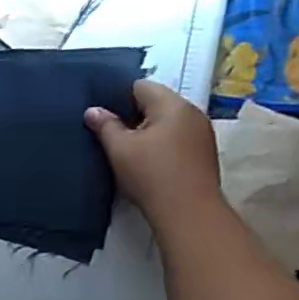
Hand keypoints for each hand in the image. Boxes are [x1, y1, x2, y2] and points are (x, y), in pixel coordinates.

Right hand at [84, 79, 223, 229]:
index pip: (141, 86)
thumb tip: (93, 110)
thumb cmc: (151, 175)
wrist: (188, 212)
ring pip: (169, 123)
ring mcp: (202, 134)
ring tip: (130, 153)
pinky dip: (163, 146)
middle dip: (134, 116)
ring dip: (150, 133)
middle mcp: (192, 112)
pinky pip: (179, 140)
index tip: (104, 117)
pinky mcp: (205, 155)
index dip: (119, 98)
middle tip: (113, 137)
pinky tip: (151, 165)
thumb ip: (105, 126)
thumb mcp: (119, 149)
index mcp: (171, 104)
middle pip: (157, 104)